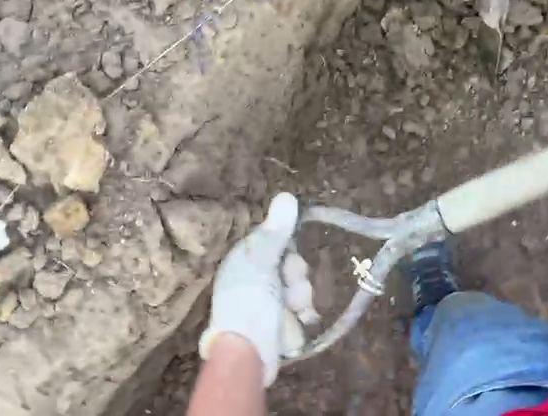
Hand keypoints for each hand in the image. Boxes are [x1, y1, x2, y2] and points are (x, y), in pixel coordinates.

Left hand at [199, 192, 319, 385]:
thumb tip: (287, 195)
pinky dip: (303, 313)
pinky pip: (302, 310)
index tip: (289, 254)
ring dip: (301, 295)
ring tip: (293, 306)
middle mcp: (256, 281)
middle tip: (290, 283)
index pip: (274, 242)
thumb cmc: (247, 300)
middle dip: (296, 274)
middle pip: (290, 265)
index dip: (286, 247)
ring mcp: (269, 306)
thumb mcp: (260, 259)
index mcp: (244, 263)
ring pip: (299, 287)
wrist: (248, 353)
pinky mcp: (282, 327)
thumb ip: (276, 230)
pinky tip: (300, 318)